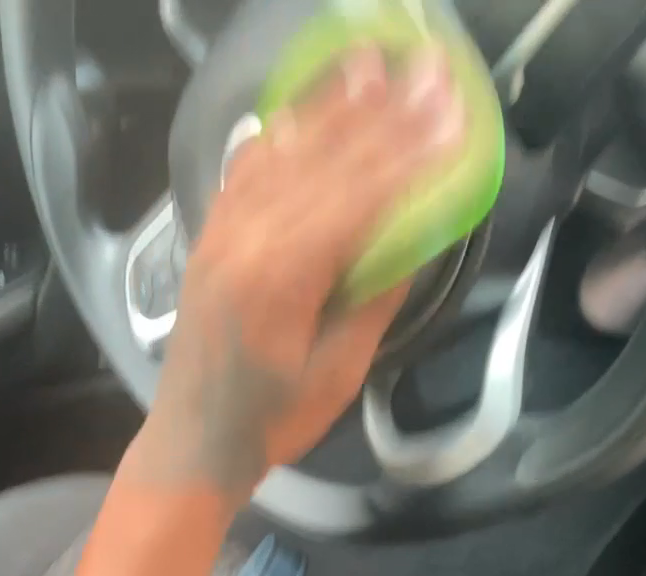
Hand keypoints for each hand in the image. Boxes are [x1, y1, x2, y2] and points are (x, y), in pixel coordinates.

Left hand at [125, 45, 466, 504]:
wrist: (193, 442)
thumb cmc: (271, 421)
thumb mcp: (338, 372)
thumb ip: (374, 299)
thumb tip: (410, 239)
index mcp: (283, 276)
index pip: (360, 195)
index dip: (410, 151)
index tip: (452, 111)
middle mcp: (246, 238)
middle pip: (325, 161)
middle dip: (384, 113)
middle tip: (429, 69)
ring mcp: (219, 234)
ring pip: (282, 156)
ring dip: (331, 108)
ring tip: (373, 63)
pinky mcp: (205, 240)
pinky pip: (242, 175)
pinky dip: (276, 139)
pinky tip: (300, 114)